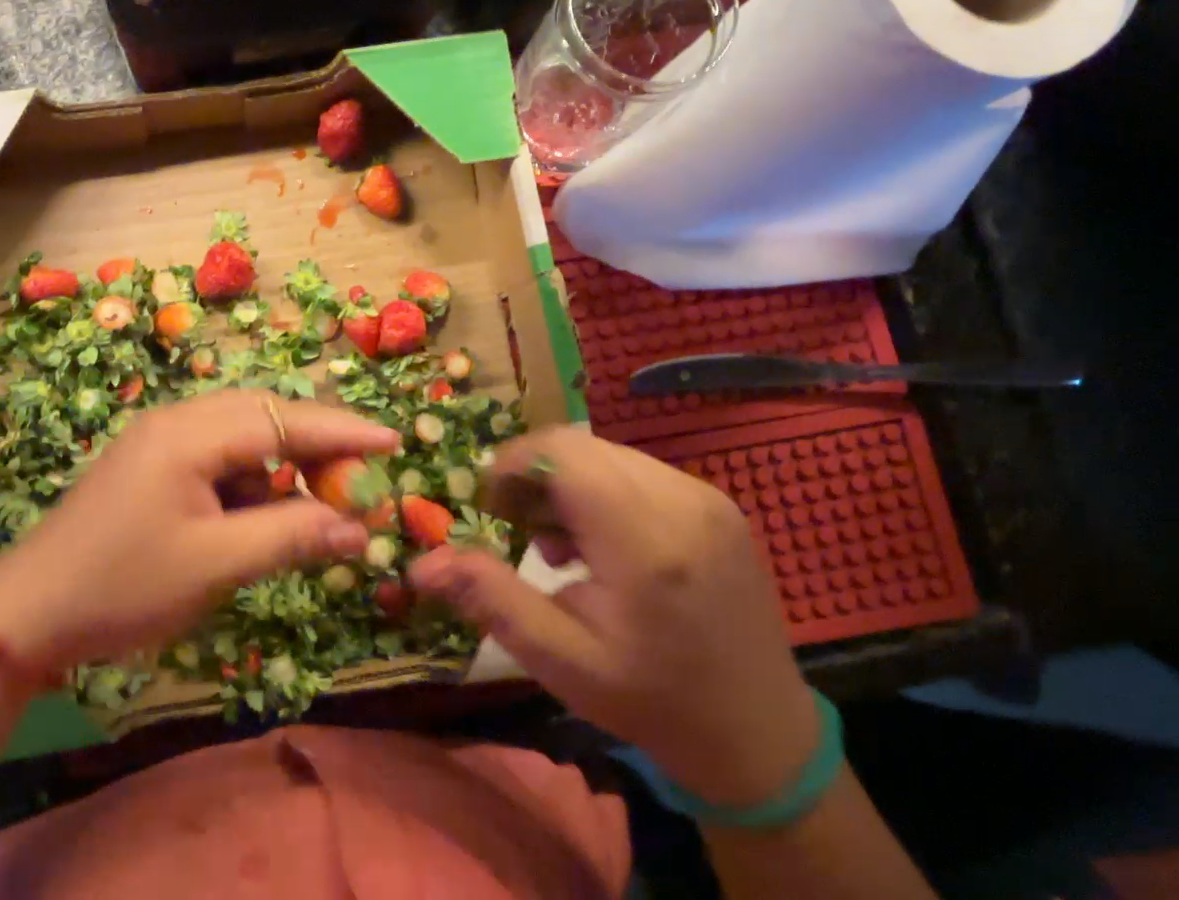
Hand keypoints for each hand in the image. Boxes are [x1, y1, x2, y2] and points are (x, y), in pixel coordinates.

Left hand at [0, 390, 399, 673]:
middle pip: (262, 418)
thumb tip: (358, 527)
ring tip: (316, 509)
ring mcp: (155, 445)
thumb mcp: (215, 565)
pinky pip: (213, 463)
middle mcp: (172, 424)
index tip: (394, 441)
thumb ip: (290, 537)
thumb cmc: (122, 587)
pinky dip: (247, 486)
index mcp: (186, 434)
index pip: (282, 418)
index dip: (343, 431)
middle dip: (316, 448)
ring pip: (238, 441)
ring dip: (281, 470)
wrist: (29, 613)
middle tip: (360, 482)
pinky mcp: (147, 471)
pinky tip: (261, 519)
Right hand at [409, 426, 821, 807]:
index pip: (560, 452)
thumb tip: (421, 563)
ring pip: (608, 454)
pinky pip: (640, 471)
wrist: (756, 731)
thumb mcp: (559, 658)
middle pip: (580, 446)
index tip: (488, 510)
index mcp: (643, 539)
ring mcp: (708, 499)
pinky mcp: (720, 506)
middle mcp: (682, 501)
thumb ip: (491, 598)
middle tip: (513, 529)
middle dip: (532, 476)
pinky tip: (600, 545)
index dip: (509, 466)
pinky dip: (603, 491)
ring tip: (556, 545)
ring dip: (566, 483)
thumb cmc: (648, 699)